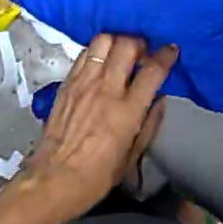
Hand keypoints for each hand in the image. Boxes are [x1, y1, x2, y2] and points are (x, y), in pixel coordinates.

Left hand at [7, 33, 175, 223]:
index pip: (153, 69)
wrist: (51, 182)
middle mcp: (107, 89)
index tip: (171, 49)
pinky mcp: (66, 85)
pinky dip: (96, 51)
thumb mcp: (132, 156)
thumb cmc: (97, 175)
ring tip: (121, 51)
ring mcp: (84, 84)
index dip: (166, 54)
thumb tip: (160, 100)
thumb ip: (150, 123)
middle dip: (140, 42)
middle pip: (127, 45)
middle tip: (144, 51)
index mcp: (128, 109)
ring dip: (117, 41)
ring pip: (103, 42)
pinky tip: (100, 61)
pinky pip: (83, 55)